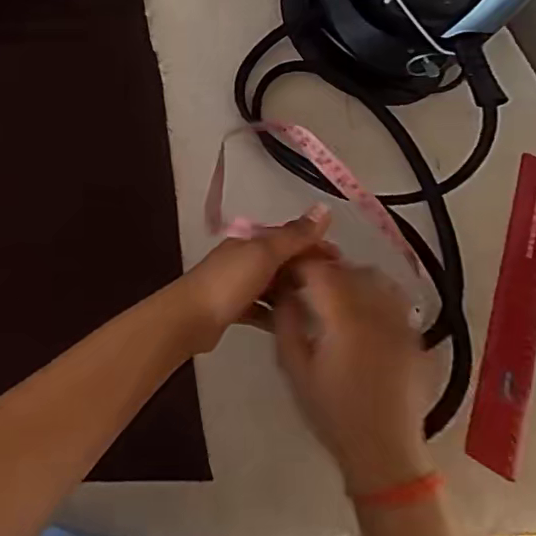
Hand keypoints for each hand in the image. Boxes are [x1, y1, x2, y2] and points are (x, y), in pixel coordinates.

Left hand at [155, 206, 331, 355]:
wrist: (191, 317)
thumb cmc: (229, 282)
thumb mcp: (264, 254)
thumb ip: (294, 235)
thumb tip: (323, 208)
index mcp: (248, 242)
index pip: (288, 238)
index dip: (316, 246)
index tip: (345, 264)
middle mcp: (242, 259)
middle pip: (282, 262)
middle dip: (309, 272)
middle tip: (339, 291)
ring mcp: (237, 284)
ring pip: (274, 286)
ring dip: (296, 294)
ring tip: (324, 310)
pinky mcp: (234, 308)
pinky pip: (263, 308)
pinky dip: (278, 313)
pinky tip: (298, 326)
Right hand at [273, 257, 431, 493]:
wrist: (384, 451)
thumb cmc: (330, 410)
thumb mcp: (292, 365)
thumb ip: (285, 321)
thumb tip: (283, 291)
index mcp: (345, 320)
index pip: (320, 271)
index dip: (297, 264)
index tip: (280, 272)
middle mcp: (379, 316)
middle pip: (351, 270)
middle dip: (323, 270)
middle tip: (300, 285)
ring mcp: (404, 328)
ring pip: (379, 281)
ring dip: (352, 279)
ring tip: (332, 296)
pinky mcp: (416, 342)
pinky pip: (396, 303)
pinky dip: (374, 296)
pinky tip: (358, 317)